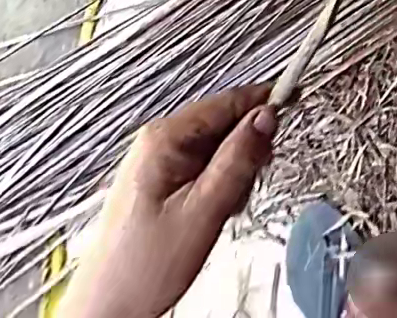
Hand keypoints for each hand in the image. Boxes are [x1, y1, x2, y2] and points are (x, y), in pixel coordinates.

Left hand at [56, 84, 276, 317]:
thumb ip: (238, 160)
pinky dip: (220, 182)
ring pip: (218, 145)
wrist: (103, 317)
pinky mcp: (162, 179)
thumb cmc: (142, 271)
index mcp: (165, 138)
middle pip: (224, 121)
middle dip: (246, 148)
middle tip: (249, 182)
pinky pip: (205, 164)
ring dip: (234, 169)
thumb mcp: (203, 212)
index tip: (294, 100)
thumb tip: (267, 116)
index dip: (264, 102)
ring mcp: (159, 160)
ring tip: (225, 206)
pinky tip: (214, 209)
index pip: (228, 101)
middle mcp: (160, 141)